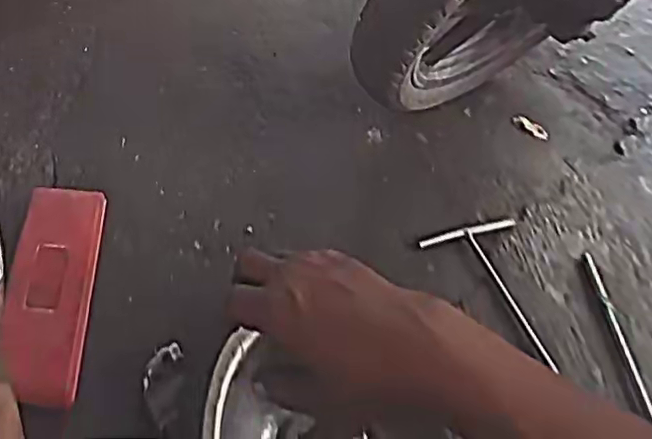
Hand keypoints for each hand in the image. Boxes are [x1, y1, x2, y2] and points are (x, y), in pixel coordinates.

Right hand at [227, 250, 466, 419]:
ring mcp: (318, 261)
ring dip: (277, 272)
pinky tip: (321, 294)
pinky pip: (311, 255)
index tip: (238, 324)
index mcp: (277, 306)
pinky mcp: (343, 256)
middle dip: (246, 279)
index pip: (236, 299)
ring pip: (280, 253)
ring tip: (289, 299)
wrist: (418, 344)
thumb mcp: (319, 397)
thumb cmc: (373, 370)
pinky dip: (307, 269)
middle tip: (253, 300)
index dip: (233, 313)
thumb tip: (271, 382)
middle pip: (249, 260)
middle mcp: (293, 274)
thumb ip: (284, 385)